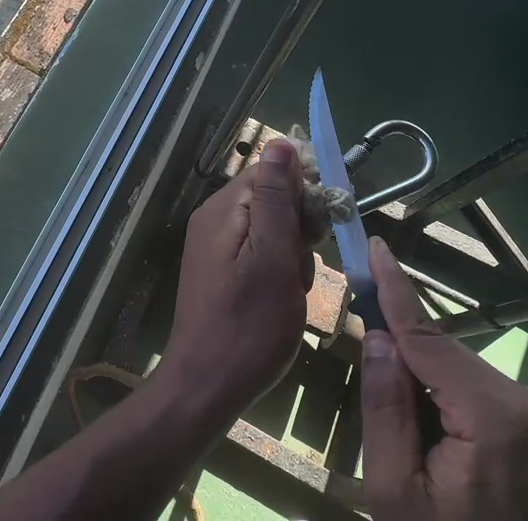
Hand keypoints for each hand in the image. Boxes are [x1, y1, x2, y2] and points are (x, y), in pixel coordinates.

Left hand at [156, 138, 312, 421]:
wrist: (207, 385)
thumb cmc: (248, 324)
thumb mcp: (273, 257)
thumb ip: (277, 199)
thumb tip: (281, 142)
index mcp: (223, 209)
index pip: (271, 172)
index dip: (303, 195)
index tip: (319, 229)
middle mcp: (214, 219)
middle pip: (272, 201)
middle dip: (297, 232)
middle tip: (298, 270)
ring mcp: (215, 246)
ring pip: (271, 231)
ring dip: (291, 257)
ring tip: (289, 292)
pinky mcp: (220, 270)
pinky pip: (259, 255)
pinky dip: (278, 274)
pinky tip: (280, 301)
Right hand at [360, 236, 527, 520]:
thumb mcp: (396, 491)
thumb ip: (385, 408)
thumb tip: (379, 337)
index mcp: (492, 417)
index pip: (427, 338)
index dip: (394, 289)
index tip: (374, 244)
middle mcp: (524, 403)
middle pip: (442, 354)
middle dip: (400, 352)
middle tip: (364, 365)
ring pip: (456, 371)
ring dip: (420, 380)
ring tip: (403, 436)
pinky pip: (474, 391)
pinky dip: (442, 397)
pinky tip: (427, 435)